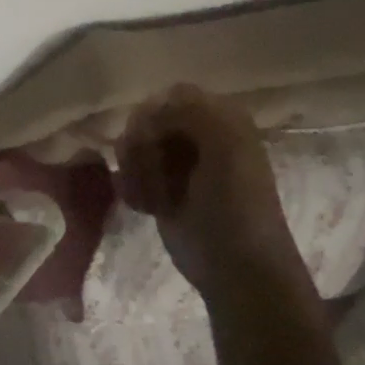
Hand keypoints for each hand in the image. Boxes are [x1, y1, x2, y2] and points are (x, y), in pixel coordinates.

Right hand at [113, 84, 308, 304]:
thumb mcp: (227, 149)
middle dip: (140, 148)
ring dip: (133, 171)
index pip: (170, 97)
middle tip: (150, 176)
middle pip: (145, 119)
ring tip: (151, 199)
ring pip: (132, 146)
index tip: (154, 144)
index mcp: (222, 119)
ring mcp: (177, 162)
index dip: (156, 117)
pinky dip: (130, 188)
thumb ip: (195, 112)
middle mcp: (198, 135)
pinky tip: (145, 208)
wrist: (235, 267)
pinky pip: (127, 171)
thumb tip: (153, 104)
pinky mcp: (159, 186)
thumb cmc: (236, 208)